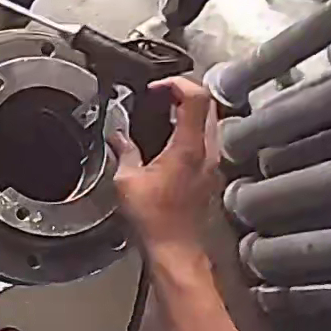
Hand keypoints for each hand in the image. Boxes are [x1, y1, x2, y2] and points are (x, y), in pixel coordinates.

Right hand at [107, 76, 220, 255]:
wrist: (175, 248)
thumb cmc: (154, 219)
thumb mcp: (127, 180)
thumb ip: (124, 151)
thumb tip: (118, 137)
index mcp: (188, 148)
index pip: (196, 97)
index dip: (177, 83)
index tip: (158, 87)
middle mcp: (207, 152)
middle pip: (208, 104)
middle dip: (184, 92)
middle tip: (161, 95)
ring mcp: (213, 163)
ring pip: (210, 121)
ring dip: (188, 111)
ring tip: (163, 114)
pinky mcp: (210, 174)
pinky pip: (206, 140)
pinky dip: (190, 130)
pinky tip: (169, 141)